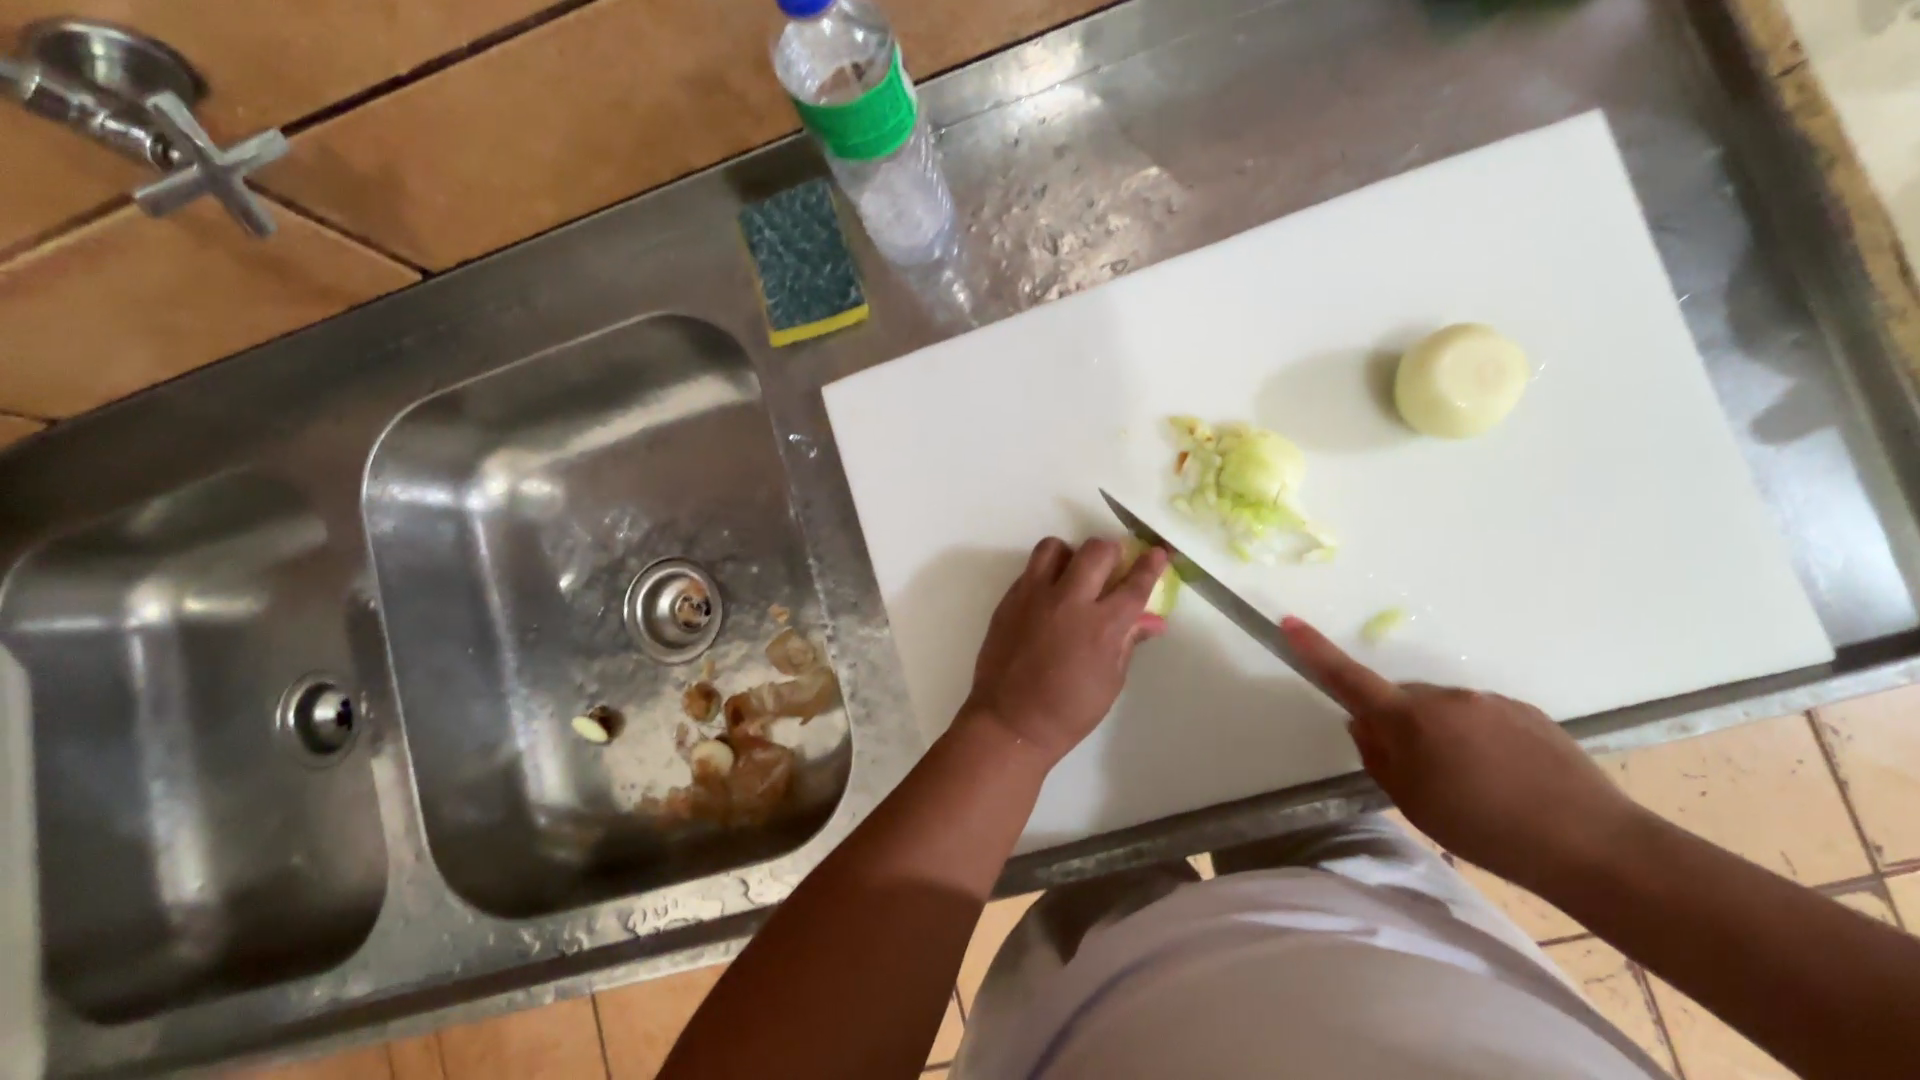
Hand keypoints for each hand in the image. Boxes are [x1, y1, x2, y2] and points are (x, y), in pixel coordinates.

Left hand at [961, 537, 1170, 767]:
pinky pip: (1030, 569)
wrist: (1010, 721)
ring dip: (1071, 555)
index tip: (1157, 553)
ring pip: (1055, 547)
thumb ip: (1128, 641)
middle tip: (1113, 566)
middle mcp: (1069, 601)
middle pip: (1096, 551)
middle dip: (1112, 552)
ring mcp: (1034, 596)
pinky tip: (1049, 596)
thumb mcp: (1110, 681)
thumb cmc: (1069, 710)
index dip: (1150, 565)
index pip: (1134, 584)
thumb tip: (1151, 620)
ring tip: (1074, 574)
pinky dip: (1045, 574)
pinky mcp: (1009, 599)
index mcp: (1102, 625)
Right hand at [1281, 617, 1642, 887]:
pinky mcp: (1526, 711)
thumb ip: (1379, 758)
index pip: (1350, 679)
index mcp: (1411, 720)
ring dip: (1444, 736)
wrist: (1589, 842)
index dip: (1315, 651)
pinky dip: (1479, 741)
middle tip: (1421, 775)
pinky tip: (1503, 780)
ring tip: (1473, 786)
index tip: (1290, 622)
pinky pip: (1483, 717)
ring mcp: (1490, 700)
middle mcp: (1448, 697)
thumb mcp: (1414, 803)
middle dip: (1400, 724)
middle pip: (1403, 700)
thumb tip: (1363, 724)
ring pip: (1445, 710)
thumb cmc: (1485, 830)